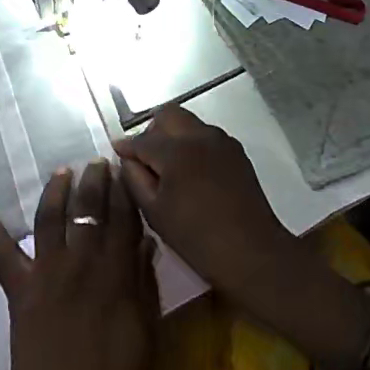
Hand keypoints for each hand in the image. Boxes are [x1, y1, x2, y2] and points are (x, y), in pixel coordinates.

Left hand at [0, 161, 157, 369]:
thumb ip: (145, 286)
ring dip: (55, 194)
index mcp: (115, 278)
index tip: (125, 169)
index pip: (123, 224)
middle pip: (88, 214)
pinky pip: (2, 258)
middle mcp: (79, 267)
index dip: (124, 194)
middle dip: (95, 183)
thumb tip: (146, 243)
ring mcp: (45, 277)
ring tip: (61, 172)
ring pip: (50, 223)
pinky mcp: (19, 292)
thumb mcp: (146, 338)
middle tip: (98, 161)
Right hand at [112, 106, 308, 304]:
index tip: (117, 153)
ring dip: (173, 136)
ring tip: (168, 167)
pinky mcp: (237, 153)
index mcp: (176, 151)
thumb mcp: (154, 212)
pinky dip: (192, 145)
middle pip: (168, 115)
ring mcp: (222, 142)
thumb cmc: (196, 237)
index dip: (126, 147)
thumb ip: (134, 179)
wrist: (252, 253)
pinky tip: (190, 172)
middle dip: (151, 132)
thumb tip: (127, 160)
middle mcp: (200, 136)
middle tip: (144, 158)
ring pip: (188, 123)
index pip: (142, 140)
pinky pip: (206, 136)